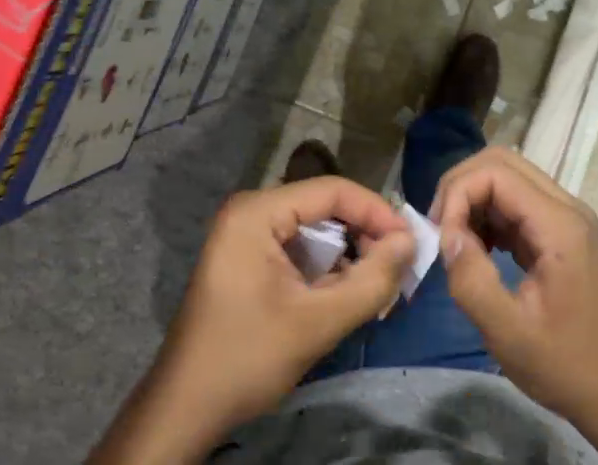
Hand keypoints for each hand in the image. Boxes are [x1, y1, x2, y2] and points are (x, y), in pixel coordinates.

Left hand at [90, 177, 415, 462]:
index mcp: (257, 213)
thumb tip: (410, 243)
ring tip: (379, 288)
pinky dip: (327, 270)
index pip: (332, 191)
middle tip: (398, 271)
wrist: (186, 407)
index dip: (377, 212)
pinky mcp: (249, 261)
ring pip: (315, 232)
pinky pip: (299, 251)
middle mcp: (251, 213)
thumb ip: (370, 280)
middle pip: (324, 209)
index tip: (411, 244)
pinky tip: (349, 296)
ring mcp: (246, 237)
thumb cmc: (248, 357)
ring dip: (349, 257)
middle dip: (365, 237)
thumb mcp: (317, 322)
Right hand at [431, 148, 597, 463]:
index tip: (442, 240)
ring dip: (473, 200)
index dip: (458, 195)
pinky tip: (476, 250)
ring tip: (454, 243)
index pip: (496, 172)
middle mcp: (566, 209)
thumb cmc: (564, 366)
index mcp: (559, 225)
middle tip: (440, 231)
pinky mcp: (560, 234)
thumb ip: (471, 280)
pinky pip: (516, 203)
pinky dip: (488, 215)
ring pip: (508, 178)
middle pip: (502, 162)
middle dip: (461, 187)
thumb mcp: (508, 333)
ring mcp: (566, 219)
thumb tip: (446, 237)